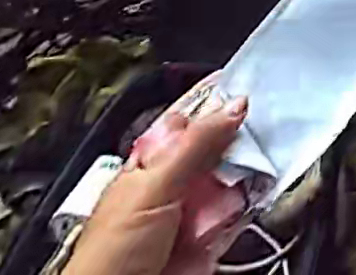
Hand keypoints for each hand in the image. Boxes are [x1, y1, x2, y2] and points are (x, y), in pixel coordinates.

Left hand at [64, 98, 248, 274]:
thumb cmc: (108, 257)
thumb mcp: (153, 187)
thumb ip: (195, 144)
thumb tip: (235, 104)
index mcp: (153, 161)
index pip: (192, 120)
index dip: (218, 107)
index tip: (246, 98)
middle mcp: (175, 182)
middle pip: (219, 147)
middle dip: (236, 144)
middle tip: (245, 144)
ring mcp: (194, 211)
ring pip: (233, 177)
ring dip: (242, 176)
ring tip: (234, 185)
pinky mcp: (211, 239)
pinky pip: (240, 212)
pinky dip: (247, 206)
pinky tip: (243, 204)